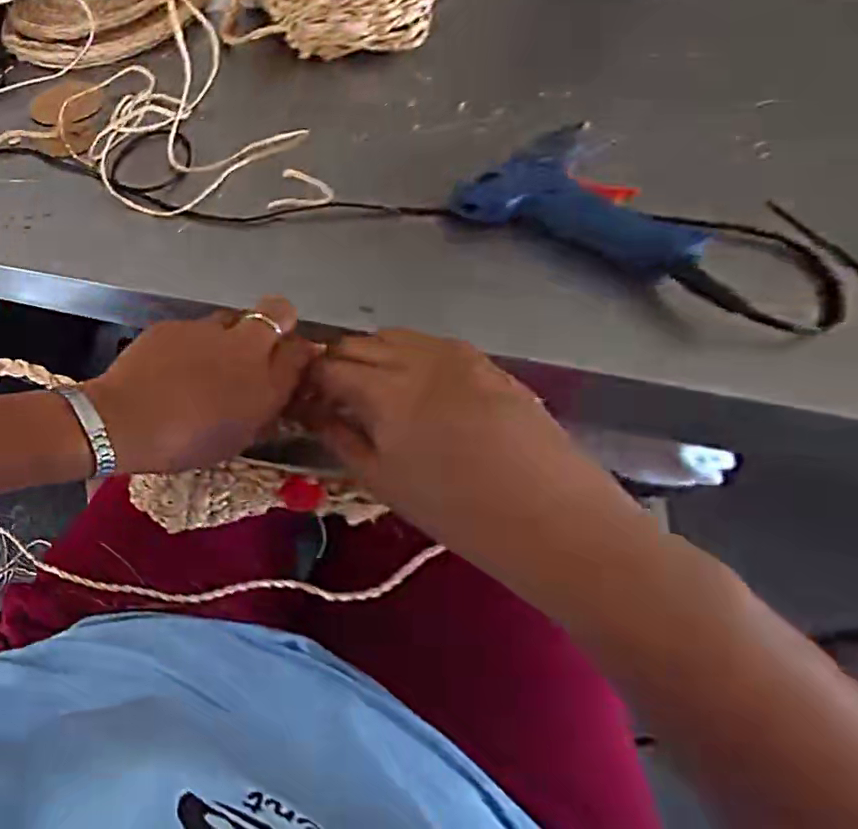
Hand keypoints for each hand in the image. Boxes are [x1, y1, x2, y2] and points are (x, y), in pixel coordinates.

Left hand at [82, 296, 311, 474]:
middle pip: (277, 312)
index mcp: (267, 384)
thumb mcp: (236, 439)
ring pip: (230, 318)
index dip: (296, 352)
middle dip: (274, 320)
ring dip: (226, 333)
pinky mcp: (172, 324)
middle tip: (254, 343)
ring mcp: (206, 331)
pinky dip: (188, 340)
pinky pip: (191, 327)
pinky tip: (170, 362)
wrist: (125, 420)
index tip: (285, 361)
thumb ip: (261, 410)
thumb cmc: (182, 443)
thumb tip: (270, 396)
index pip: (302, 351)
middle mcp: (243, 348)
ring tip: (203, 359)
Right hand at [295, 330, 624, 544]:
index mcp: (385, 390)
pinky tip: (418, 391)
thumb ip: (336, 435)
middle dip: (336, 366)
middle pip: (355, 344)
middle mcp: (418, 361)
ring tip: (376, 391)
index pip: (325, 366)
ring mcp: (459, 360)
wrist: (560, 527)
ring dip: (372, 356)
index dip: (307, 383)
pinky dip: (411, 357)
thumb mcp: (378, 478)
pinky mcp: (490, 367)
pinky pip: (433, 346)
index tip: (304, 404)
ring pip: (393, 337)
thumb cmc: (456, 510)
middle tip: (335, 400)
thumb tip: (310, 410)